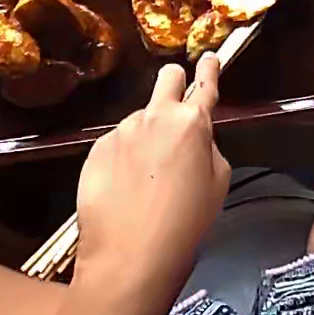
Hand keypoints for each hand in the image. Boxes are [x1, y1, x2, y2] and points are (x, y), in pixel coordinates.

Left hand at [72, 54, 230, 304]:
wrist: (128, 258)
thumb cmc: (184, 226)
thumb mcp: (217, 185)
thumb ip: (208, 149)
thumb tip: (196, 139)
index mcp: (192, 124)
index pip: (204, 84)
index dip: (209, 68)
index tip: (208, 57)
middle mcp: (155, 117)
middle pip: (166, 78)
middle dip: (174, 84)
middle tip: (176, 112)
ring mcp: (121, 130)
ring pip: (140, 119)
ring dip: (147, 135)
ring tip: (146, 179)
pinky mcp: (95, 148)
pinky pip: (117, 143)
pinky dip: (123, 157)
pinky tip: (125, 188)